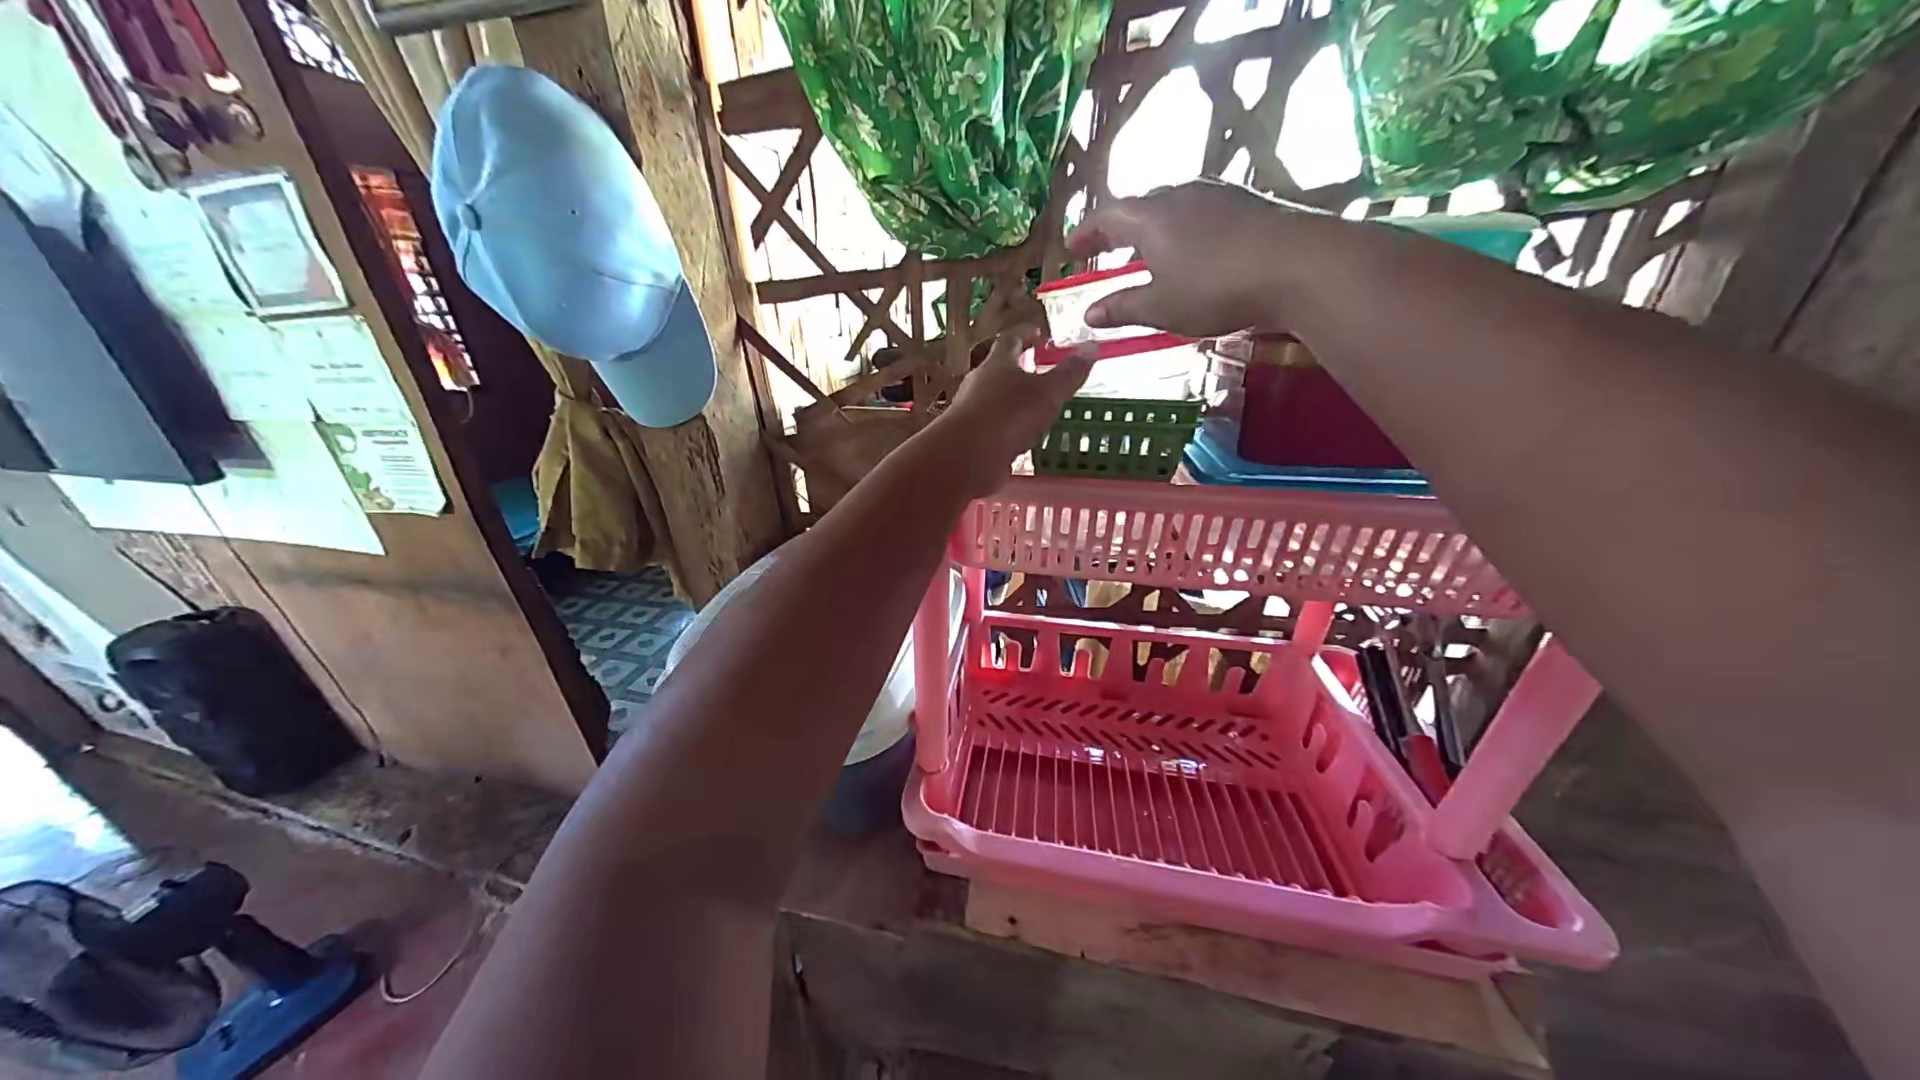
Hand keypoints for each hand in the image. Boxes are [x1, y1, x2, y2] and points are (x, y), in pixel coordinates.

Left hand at [931, 328, 1093, 494]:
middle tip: (1040, 373)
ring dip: (1014, 403)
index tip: (1039, 333)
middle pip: (999, 371)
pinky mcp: (970, 441)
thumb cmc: (1008, 415)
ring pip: (996, 402)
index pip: (1011, 340)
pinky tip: (1019, 440)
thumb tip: (1091, 346)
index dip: (1026, 334)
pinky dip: (1008, 431)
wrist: (966, 458)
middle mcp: (979, 384)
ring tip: (1034, 410)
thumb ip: (1069, 373)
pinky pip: (994, 430)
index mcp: (997, 364)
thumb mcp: (1048, 392)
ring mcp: (972, 413)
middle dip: (1019, 371)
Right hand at [1065, 179, 1331, 336]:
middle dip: (1117, 231)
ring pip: (1172, 209)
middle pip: (1139, 208)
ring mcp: (1218, 196)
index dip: (1085, 234)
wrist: (1301, 265)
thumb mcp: (1161, 307)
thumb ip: (1122, 307)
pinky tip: (1191, 255)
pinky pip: (1200, 216)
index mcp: (1151, 216)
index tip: (1069, 250)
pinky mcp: (1247, 205)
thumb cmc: (1217, 288)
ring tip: (1146, 255)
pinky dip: (1182, 234)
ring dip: (1152, 231)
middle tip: (1104, 252)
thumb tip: (1089, 313)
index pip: (1106, 217)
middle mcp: (1180, 195)